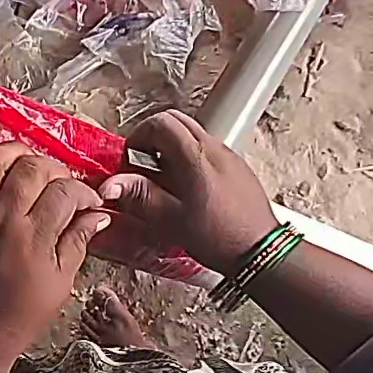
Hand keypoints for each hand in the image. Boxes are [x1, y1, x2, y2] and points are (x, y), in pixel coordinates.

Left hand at [0, 135, 111, 367]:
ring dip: (11, 151)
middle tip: (60, 182)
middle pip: (30, 170)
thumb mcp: (62, 282)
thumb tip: (98, 214)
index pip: (64, 193)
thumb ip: (77, 241)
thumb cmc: (21, 313)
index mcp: (34, 239)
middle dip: (53, 168)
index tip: (87, 201)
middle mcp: (2, 221)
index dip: (81, 191)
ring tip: (27, 155)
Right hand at [98, 110, 279, 273]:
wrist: (261, 252)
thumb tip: (111, 184)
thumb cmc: (217, 236)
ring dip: (170, 146)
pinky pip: (207, 147)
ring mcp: (228, 155)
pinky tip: (186, 187)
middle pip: (176, 120)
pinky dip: (188, 156)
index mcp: (195, 156)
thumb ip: (139, 195)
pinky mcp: (237, 166)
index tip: (131, 162)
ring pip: (192, 132)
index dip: (138, 138)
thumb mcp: (169, 219)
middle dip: (152, 137)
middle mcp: (214, 148)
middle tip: (143, 164)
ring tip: (162, 178)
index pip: (160, 123)